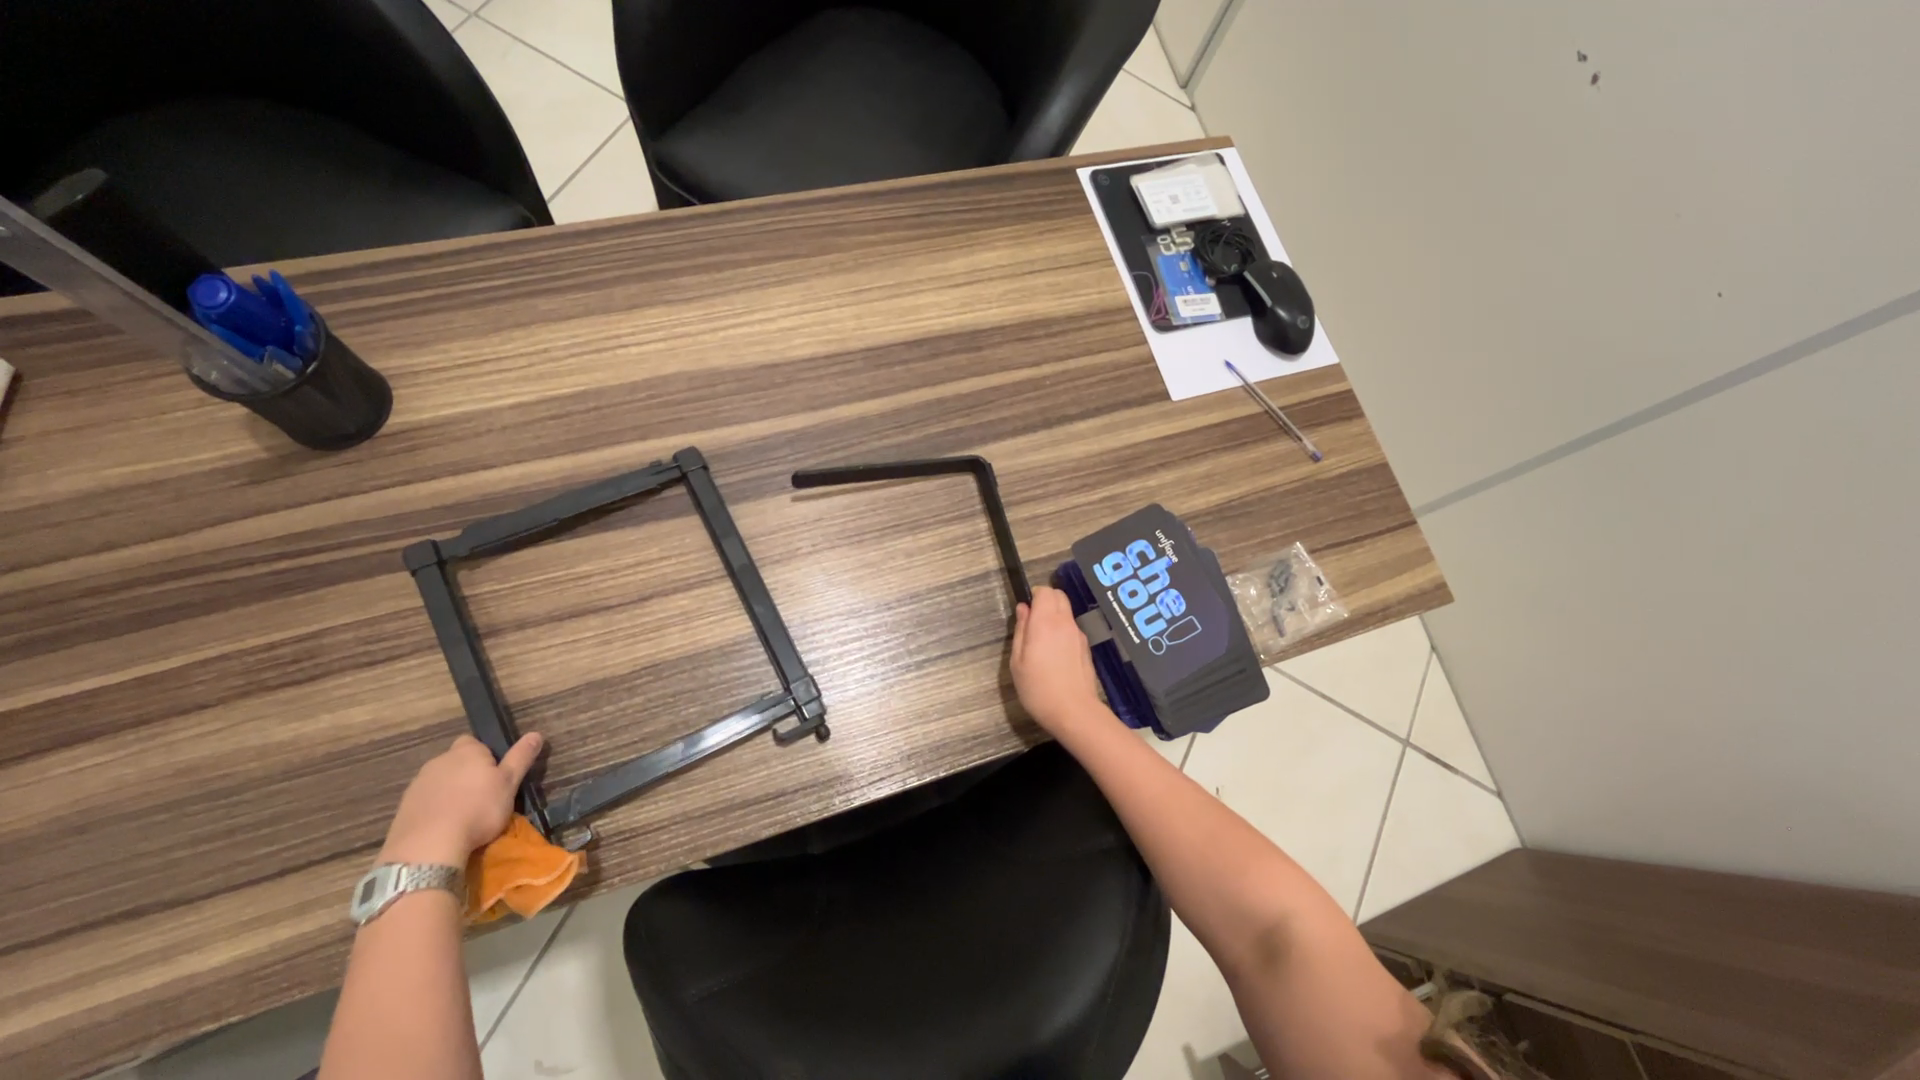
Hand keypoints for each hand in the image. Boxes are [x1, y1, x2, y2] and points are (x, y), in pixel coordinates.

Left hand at [378, 733, 543, 867]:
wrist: (429, 844)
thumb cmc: (478, 810)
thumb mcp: (509, 784)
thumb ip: (521, 758)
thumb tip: (536, 734)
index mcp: (466, 751)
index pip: (474, 742)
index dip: (485, 756)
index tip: (494, 776)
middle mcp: (439, 760)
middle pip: (455, 761)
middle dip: (466, 773)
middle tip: (482, 796)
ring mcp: (418, 783)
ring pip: (439, 781)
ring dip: (450, 791)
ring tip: (462, 814)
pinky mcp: (404, 806)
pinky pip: (425, 800)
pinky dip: (434, 808)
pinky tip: (443, 825)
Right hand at [1011, 586, 1105, 735]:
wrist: (1074, 711)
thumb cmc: (1038, 688)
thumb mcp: (1017, 661)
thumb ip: (1021, 630)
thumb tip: (1024, 609)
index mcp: (1045, 622)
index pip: (1045, 591)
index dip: (1034, 595)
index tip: (1026, 611)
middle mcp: (1065, 623)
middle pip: (1059, 596)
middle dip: (1046, 600)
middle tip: (1032, 622)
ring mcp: (1079, 634)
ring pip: (1067, 612)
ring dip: (1055, 615)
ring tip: (1042, 640)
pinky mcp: (1086, 647)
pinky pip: (1072, 628)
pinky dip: (1063, 630)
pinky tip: (1056, 654)